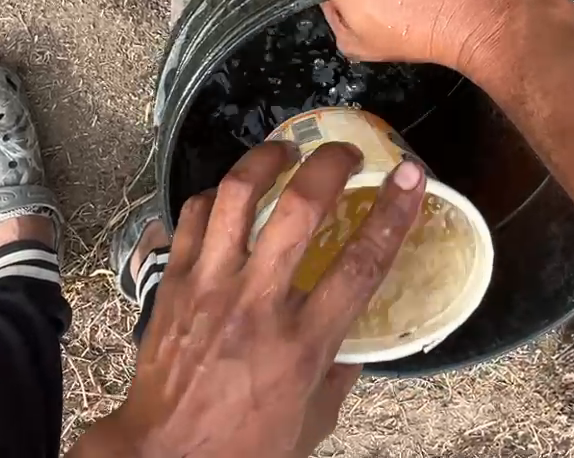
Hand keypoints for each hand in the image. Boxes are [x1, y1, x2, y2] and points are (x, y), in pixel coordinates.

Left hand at [73, 142, 426, 457]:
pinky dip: (214, 194)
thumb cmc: (244, 447)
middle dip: (329, 164)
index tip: (410, 175)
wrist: (163, 457)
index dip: (392, 213)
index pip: (360, 265)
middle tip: (345, 151)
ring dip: (266, 159)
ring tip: (284, 148)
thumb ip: (339, 372)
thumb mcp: (311, 422)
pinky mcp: (173, 277)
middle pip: (299, 209)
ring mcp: (210, 283)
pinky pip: (192, 214)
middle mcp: (258, 301)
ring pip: (237, 195)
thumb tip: (357, 335)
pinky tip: (229, 194)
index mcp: (302, 343)